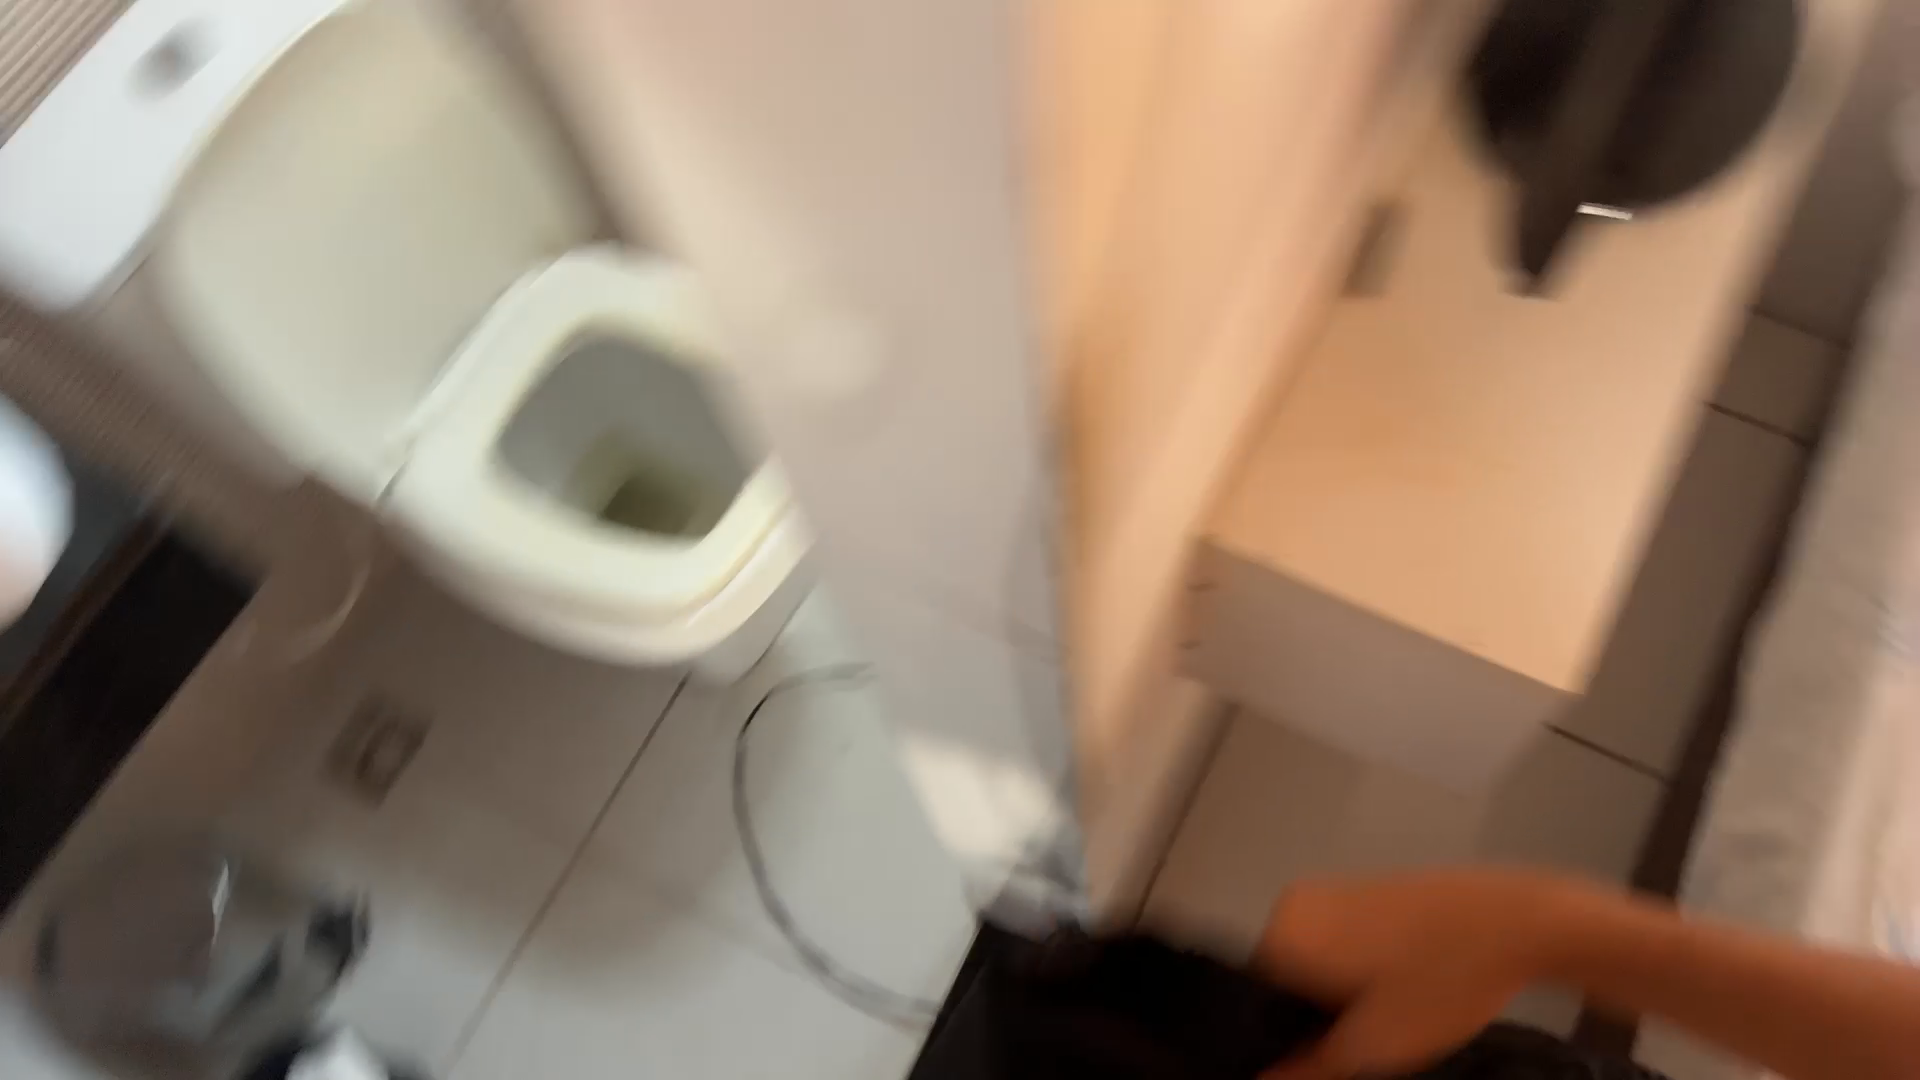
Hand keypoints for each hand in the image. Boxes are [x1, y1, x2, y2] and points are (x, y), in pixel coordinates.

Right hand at [1254, 869, 1583, 1079]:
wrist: (1507, 920)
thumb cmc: (1435, 983)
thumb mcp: (1376, 1045)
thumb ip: (1311, 1068)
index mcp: (1281, 934)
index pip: (1251, 996)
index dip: (1274, 1037)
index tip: (1312, 1063)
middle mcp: (1287, 905)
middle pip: (1276, 977)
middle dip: (1304, 1017)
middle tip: (1353, 1051)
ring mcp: (1320, 892)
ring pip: (1304, 961)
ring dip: (1327, 996)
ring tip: (1375, 1023)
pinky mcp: (1351, 890)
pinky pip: (1326, 940)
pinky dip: (1343, 971)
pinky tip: (1389, 990)